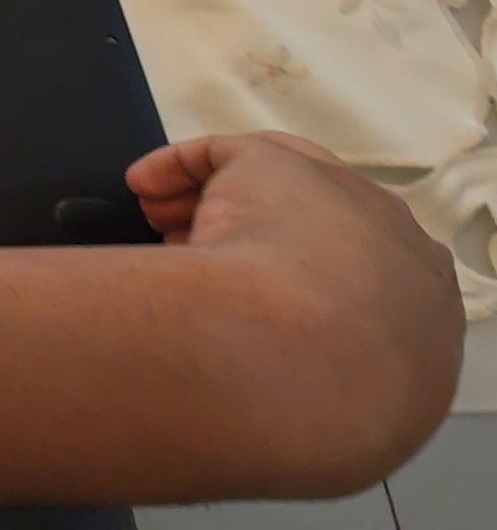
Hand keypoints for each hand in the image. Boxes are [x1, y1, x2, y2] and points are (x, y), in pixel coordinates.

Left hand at [127, 132, 463, 489]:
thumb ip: (302, 384)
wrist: (311, 348)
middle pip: (311, 221)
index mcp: (417, 316)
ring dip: (205, 198)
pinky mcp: (279, 165)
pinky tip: (142, 186)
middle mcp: (393, 253)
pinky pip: (220, 153)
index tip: (232, 287)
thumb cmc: (313, 385)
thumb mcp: (332, 405)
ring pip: (268, 182)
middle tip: (184, 243)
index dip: (286, 273)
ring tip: (157, 217)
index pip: (355, 279)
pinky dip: (173, 167)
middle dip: (244, 229)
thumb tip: (241, 405)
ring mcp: (344, 201)